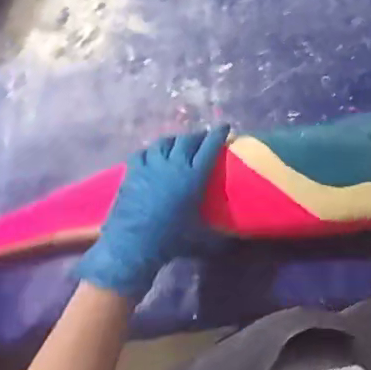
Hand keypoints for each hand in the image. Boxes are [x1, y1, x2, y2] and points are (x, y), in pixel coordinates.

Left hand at [76, 126, 231, 298]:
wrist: (134, 243)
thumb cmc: (171, 239)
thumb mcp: (202, 239)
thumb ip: (220, 238)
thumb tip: (238, 243)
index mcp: (195, 176)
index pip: (210, 146)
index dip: (218, 134)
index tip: (224, 126)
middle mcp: (174, 164)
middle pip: (188, 139)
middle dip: (198, 136)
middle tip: (203, 138)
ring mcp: (151, 165)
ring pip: (164, 142)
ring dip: (174, 140)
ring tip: (177, 143)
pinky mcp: (133, 171)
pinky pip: (142, 152)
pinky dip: (150, 152)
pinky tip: (151, 155)